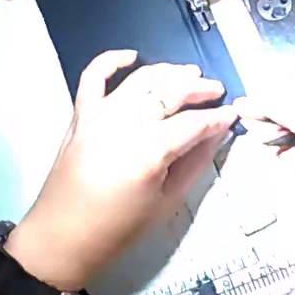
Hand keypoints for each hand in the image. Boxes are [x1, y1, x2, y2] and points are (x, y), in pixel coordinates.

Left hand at [6, 51, 236, 290]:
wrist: (63, 238)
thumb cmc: (119, 229)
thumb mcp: (168, 201)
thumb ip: (195, 162)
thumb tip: (216, 134)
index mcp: (149, 151)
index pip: (193, 122)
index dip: (217, 117)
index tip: (232, 114)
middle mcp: (124, 125)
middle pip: (168, 92)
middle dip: (197, 87)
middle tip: (216, 90)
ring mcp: (99, 116)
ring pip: (140, 79)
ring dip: (168, 72)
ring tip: (189, 74)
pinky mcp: (81, 115)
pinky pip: (94, 77)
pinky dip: (111, 61)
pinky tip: (132, 56)